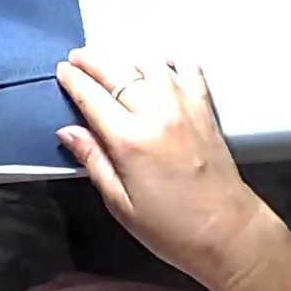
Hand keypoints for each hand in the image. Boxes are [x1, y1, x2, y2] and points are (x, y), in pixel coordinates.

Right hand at [55, 48, 284, 290]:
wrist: (227, 233)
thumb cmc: (169, 227)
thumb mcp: (120, 203)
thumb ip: (93, 160)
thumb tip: (66, 131)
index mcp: (129, 140)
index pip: (92, 97)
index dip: (73, 80)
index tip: (62, 70)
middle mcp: (155, 114)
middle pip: (116, 73)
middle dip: (92, 60)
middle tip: (77, 58)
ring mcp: (183, 105)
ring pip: (149, 64)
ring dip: (127, 59)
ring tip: (114, 64)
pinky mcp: (204, 106)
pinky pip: (188, 68)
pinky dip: (172, 60)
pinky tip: (161, 63)